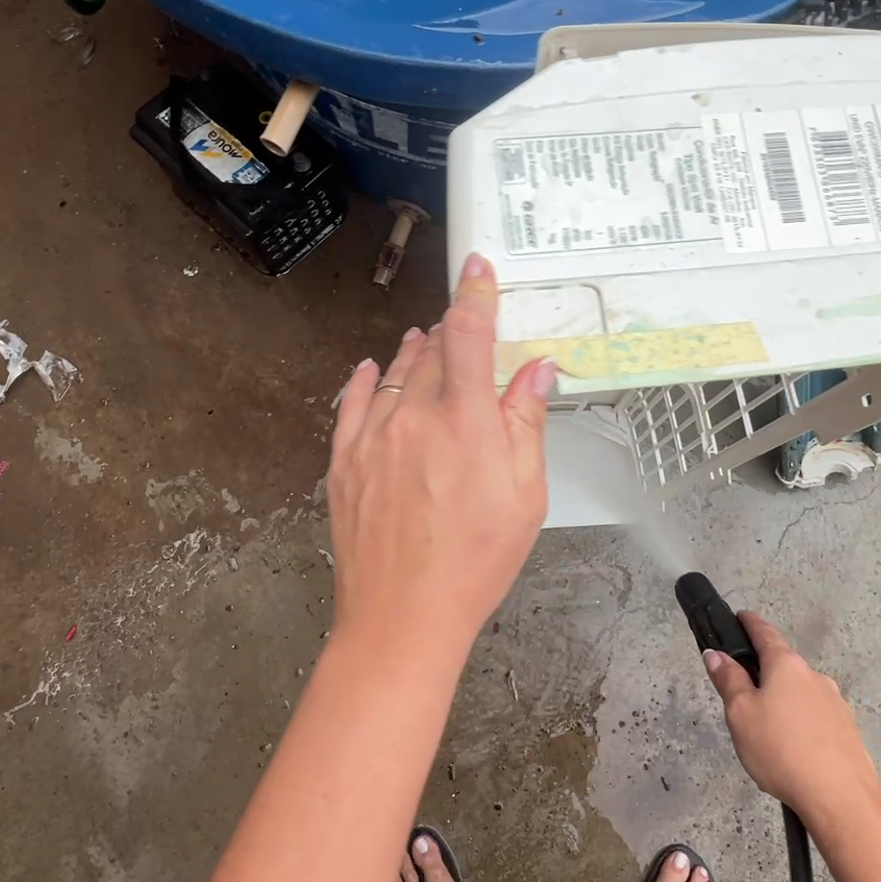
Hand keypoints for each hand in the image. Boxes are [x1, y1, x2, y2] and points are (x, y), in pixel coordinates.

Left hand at [326, 253, 558, 652]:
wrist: (403, 615)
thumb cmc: (475, 560)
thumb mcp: (525, 495)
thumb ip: (526, 424)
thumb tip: (535, 370)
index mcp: (465, 422)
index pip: (469, 335)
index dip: (474, 294)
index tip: (477, 266)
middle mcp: (414, 416)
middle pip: (430, 349)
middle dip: (450, 332)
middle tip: (463, 330)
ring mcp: (373, 437)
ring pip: (393, 372)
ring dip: (413, 352)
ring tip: (424, 342)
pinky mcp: (344, 461)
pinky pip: (351, 402)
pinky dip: (364, 378)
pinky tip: (370, 369)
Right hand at [703, 611, 880, 820]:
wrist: (840, 798)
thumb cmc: (781, 750)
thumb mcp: (741, 714)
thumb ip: (728, 680)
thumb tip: (715, 653)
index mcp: (787, 665)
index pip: (765, 633)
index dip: (750, 623)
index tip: (740, 616)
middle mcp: (815, 677)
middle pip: (784, 665)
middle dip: (765, 672)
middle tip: (744, 693)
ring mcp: (836, 704)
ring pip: (801, 693)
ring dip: (784, 701)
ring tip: (768, 730)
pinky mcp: (848, 732)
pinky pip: (816, 718)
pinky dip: (801, 723)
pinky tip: (793, 748)